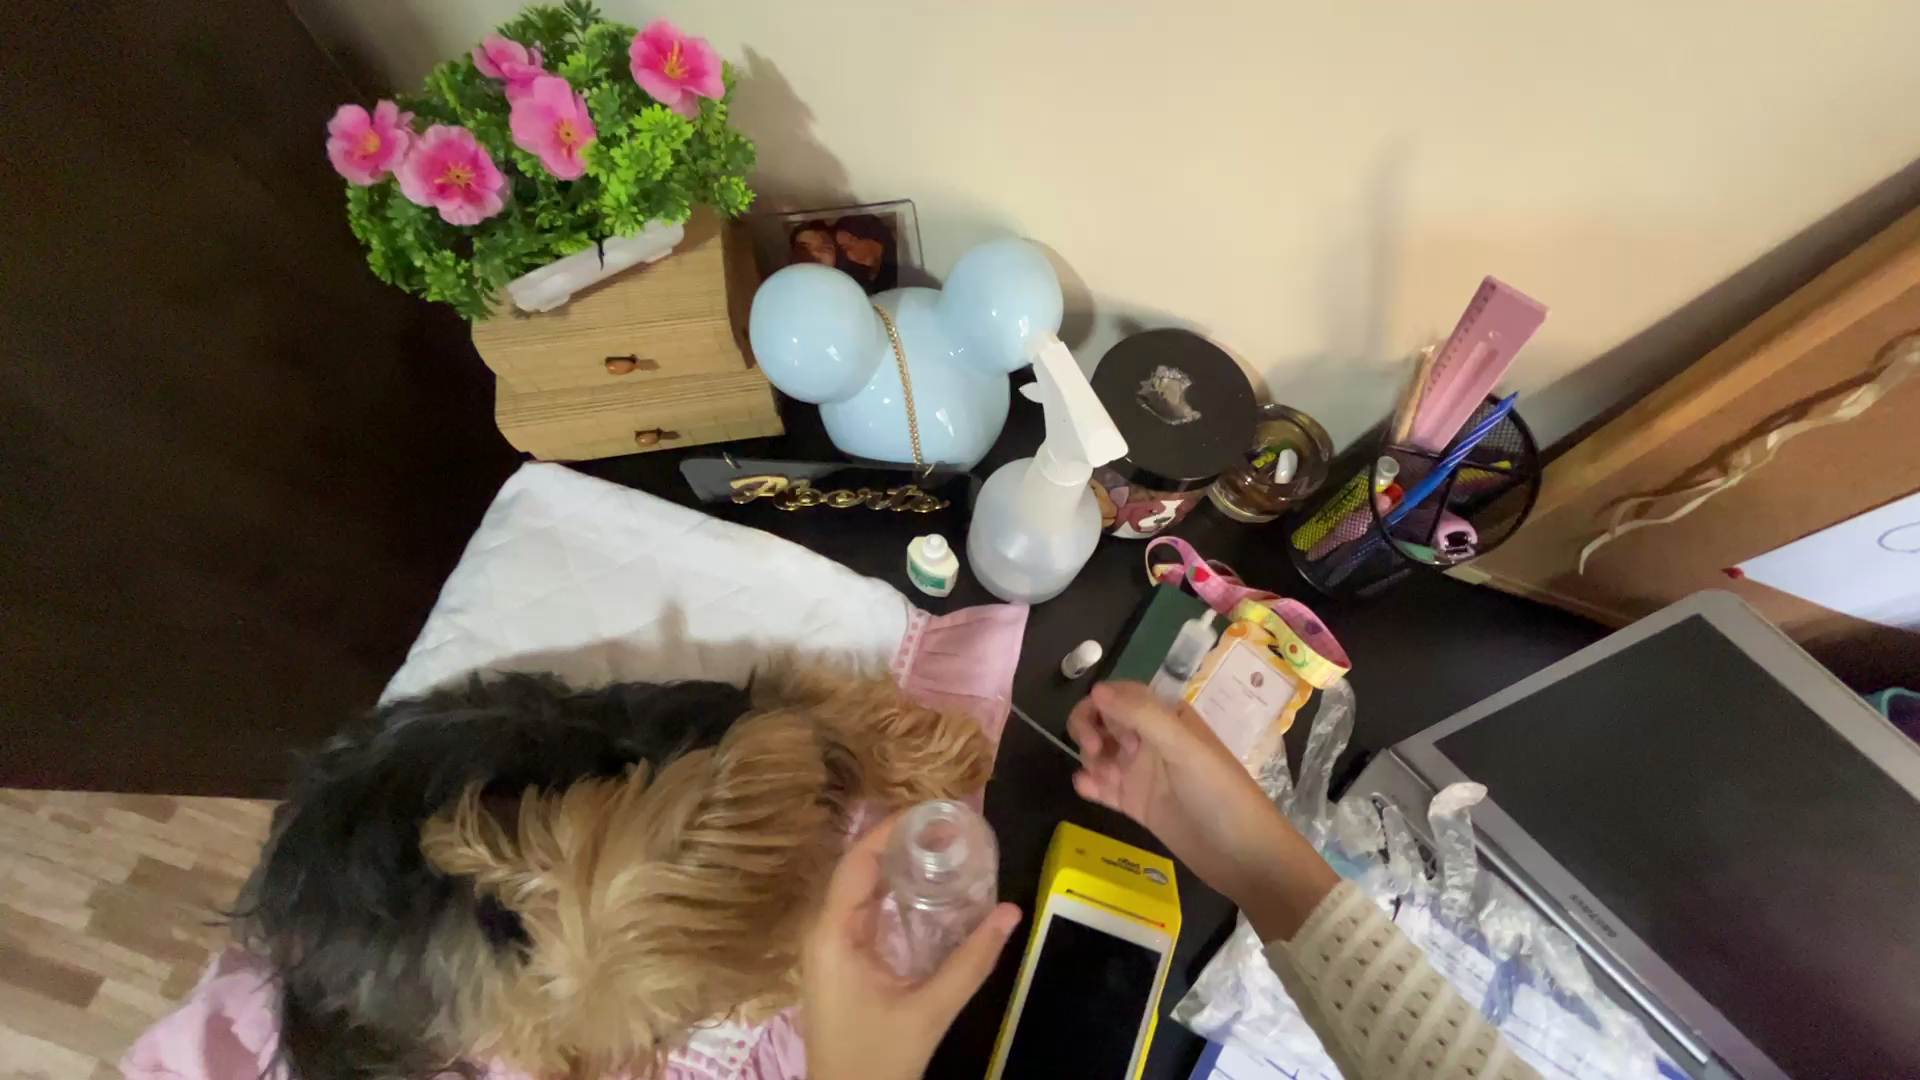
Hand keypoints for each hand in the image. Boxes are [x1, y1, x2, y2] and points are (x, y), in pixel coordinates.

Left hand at [801, 812, 1022, 1079]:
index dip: (890, 829)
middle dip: (899, 840)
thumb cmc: (878, 1060)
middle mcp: (824, 929)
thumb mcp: (928, 1011)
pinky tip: (922, 884)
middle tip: (945, 825)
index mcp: (833, 933)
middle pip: (858, 866)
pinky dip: (890, 889)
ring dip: (895, 862)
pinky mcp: (840, 959)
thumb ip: (971, 961)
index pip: (857, 860)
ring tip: (939, 842)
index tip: (931, 812)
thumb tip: (1012, 911)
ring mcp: (829, 945)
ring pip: (859, 886)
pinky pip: (863, 908)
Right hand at [1068, 681, 1338, 940]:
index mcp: (1168, 718)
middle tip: (1093, 751)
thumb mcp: (1184, 748)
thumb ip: (1141, 716)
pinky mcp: (1136, 803)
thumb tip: (1096, 689)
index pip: (1121, 695)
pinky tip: (1086, 789)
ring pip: (1100, 751)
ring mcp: (1142, 771)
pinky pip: (1103, 786)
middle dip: (1089, 729)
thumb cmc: (1220, 794)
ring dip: (1090, 758)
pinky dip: (1090, 784)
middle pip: (1104, 720)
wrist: (1245, 858)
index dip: (1101, 704)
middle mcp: (1151, 739)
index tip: (1096, 727)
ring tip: (1101, 779)